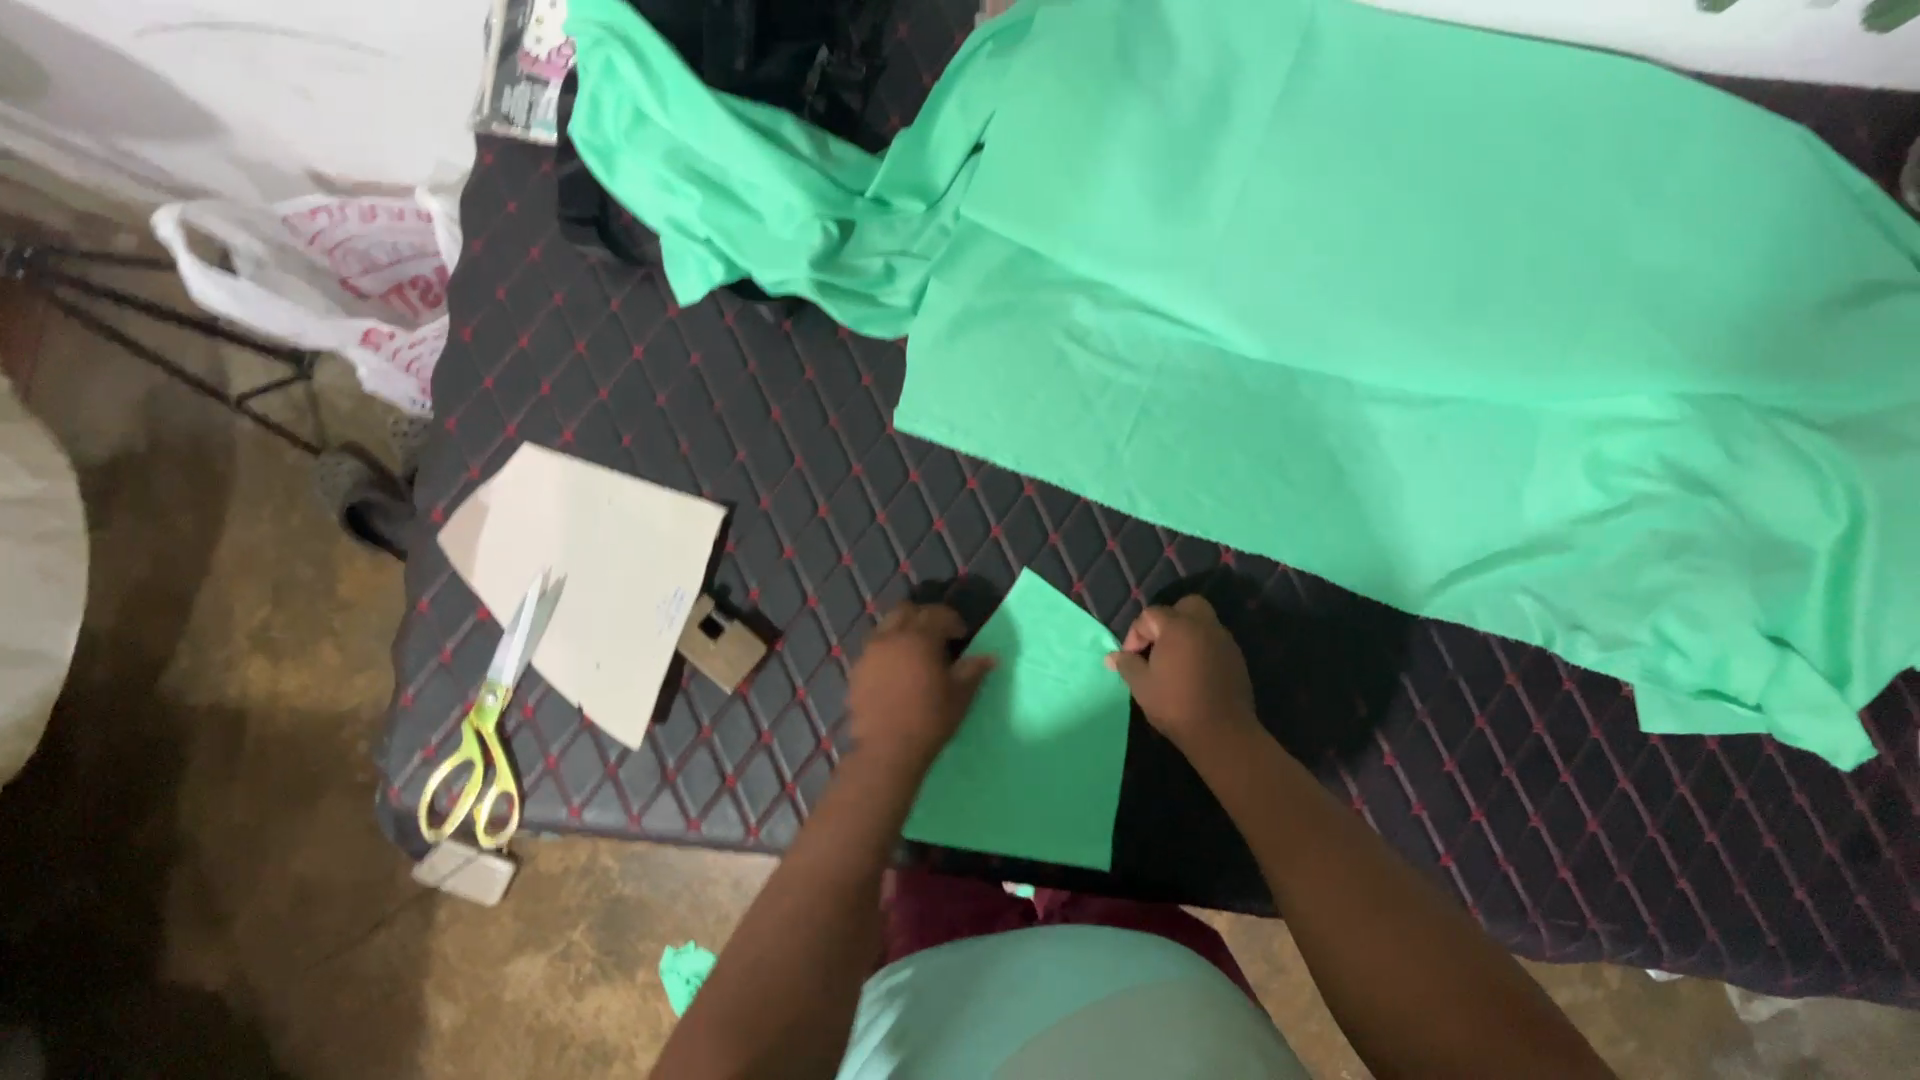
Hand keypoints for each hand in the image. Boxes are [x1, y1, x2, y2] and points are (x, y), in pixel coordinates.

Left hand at [846, 603, 994, 770]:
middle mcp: (891, 637)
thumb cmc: (930, 719)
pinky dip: (887, 651)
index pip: (937, 613)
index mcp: (919, 638)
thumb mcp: (960, 695)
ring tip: (915, 653)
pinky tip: (896, 672)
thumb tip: (990, 657)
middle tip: (938, 636)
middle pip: (906, 610)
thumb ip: (974, 670)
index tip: (962, 635)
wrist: (887, 750)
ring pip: (886, 627)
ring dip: (902, 631)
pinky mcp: (856, 671)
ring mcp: (869, 653)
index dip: (952, 620)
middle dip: (924, 617)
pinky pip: (873, 649)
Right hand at [1106, 595, 1257, 751]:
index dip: (1135, 634)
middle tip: (1157, 645)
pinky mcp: (1236, 658)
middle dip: (1168, 619)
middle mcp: (1204, 626)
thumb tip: (1112, 656)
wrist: (1222, 732)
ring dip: (1186, 634)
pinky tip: (1193, 673)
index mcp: (1178, 627)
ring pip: (1203, 623)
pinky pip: (1214, 642)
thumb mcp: (1141, 685)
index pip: (1150, 614)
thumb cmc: (1176, 705)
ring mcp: (1224, 641)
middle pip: (1185, 605)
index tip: (1131, 658)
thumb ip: (1127, 664)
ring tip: (1173, 661)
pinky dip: (1201, 648)